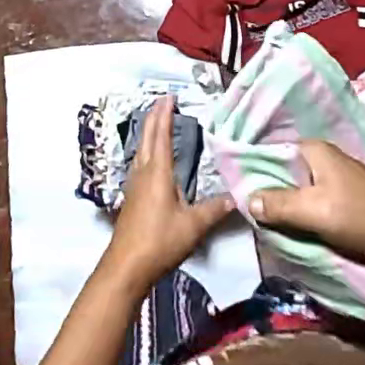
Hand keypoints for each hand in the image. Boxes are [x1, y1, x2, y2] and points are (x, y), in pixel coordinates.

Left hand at [104, 97, 233, 287]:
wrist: (126, 268)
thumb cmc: (159, 241)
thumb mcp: (193, 226)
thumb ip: (215, 209)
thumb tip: (238, 195)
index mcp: (158, 172)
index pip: (162, 135)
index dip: (165, 115)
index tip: (170, 97)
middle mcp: (144, 172)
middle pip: (148, 137)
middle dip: (155, 117)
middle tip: (163, 100)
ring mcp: (134, 185)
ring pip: (141, 149)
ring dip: (149, 132)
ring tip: (156, 121)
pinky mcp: (131, 197)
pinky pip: (139, 162)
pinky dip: (146, 149)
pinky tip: (149, 157)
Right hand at [248, 140, 364, 259]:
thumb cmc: (363, 215)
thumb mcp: (317, 211)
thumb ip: (281, 205)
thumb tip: (247, 198)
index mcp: (312, 150)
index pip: (270, 155)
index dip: (253, 174)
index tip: (238, 196)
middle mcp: (320, 157)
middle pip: (282, 174)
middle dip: (268, 194)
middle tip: (252, 218)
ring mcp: (332, 176)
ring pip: (296, 190)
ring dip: (285, 208)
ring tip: (268, 227)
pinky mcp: (340, 195)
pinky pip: (310, 201)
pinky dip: (301, 214)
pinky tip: (293, 229)